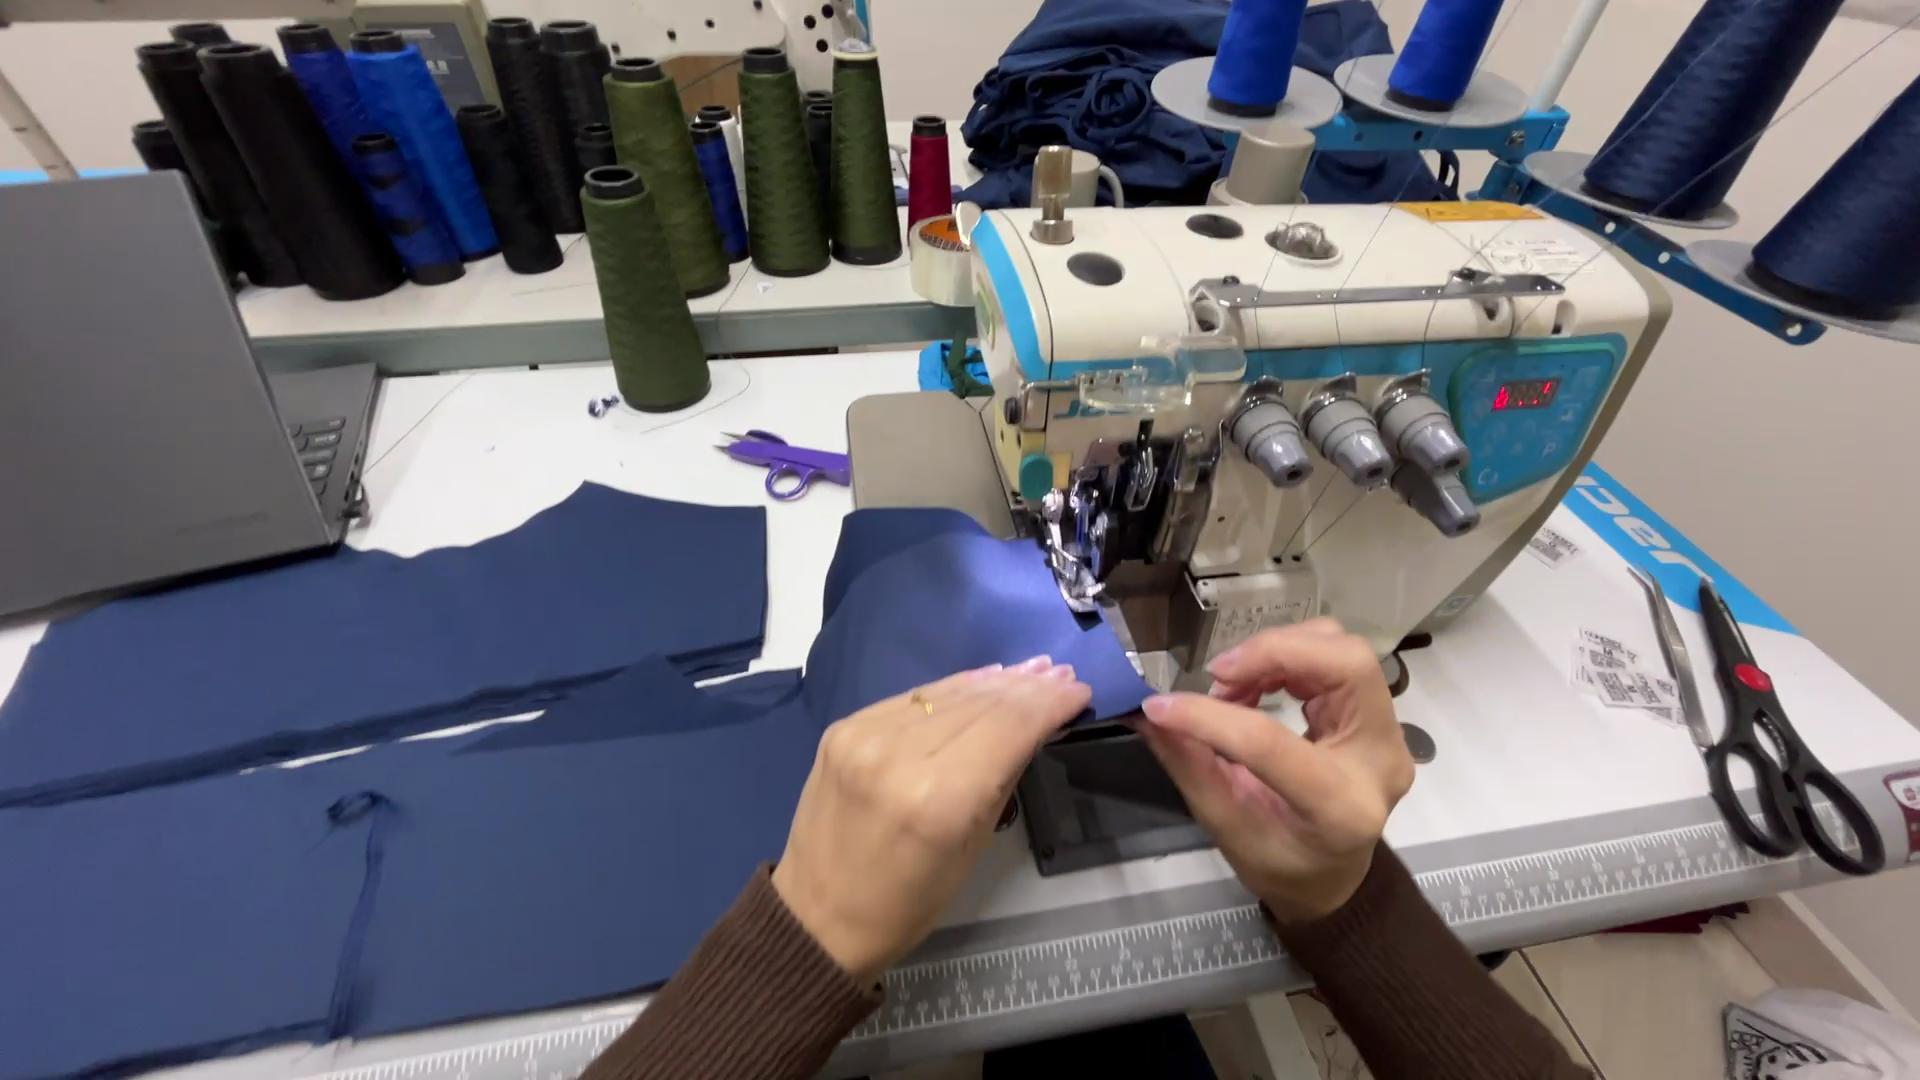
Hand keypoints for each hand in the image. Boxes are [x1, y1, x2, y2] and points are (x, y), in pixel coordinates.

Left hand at [771, 656, 1091, 981]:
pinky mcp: (845, 726)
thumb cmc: (907, 902)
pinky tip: (981, 681)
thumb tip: (1035, 723)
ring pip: (947, 692)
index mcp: (938, 800)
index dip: (1048, 704)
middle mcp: (899, 754)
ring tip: (1029, 670)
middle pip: (981, 704)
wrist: (816, 915)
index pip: (1008, 729)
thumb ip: (1003, 776)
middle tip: (1059, 673)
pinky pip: (913, 698)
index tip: (1078, 690)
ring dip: (993, 680)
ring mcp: (865, 735)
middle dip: (1026, 687)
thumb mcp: (972, 847)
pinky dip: (952, 689)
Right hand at [1135, 619, 1414, 921]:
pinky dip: (1285, 655)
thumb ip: (1186, 760)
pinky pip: (1335, 656)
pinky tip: (1253, 684)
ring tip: (1232, 684)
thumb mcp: (1223, 822)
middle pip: (1345, 664)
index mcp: (1340, 808)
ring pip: (1342, 649)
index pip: (1272, 742)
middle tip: (1217, 675)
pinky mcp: (1376, 712)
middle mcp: (1379, 761)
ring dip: (1277, 651)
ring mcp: (1387, 732)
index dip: (1209, 716)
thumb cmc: (1278, 860)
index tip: (1160, 705)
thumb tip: (1144, 711)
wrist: (1332, 877)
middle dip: (1272, 652)